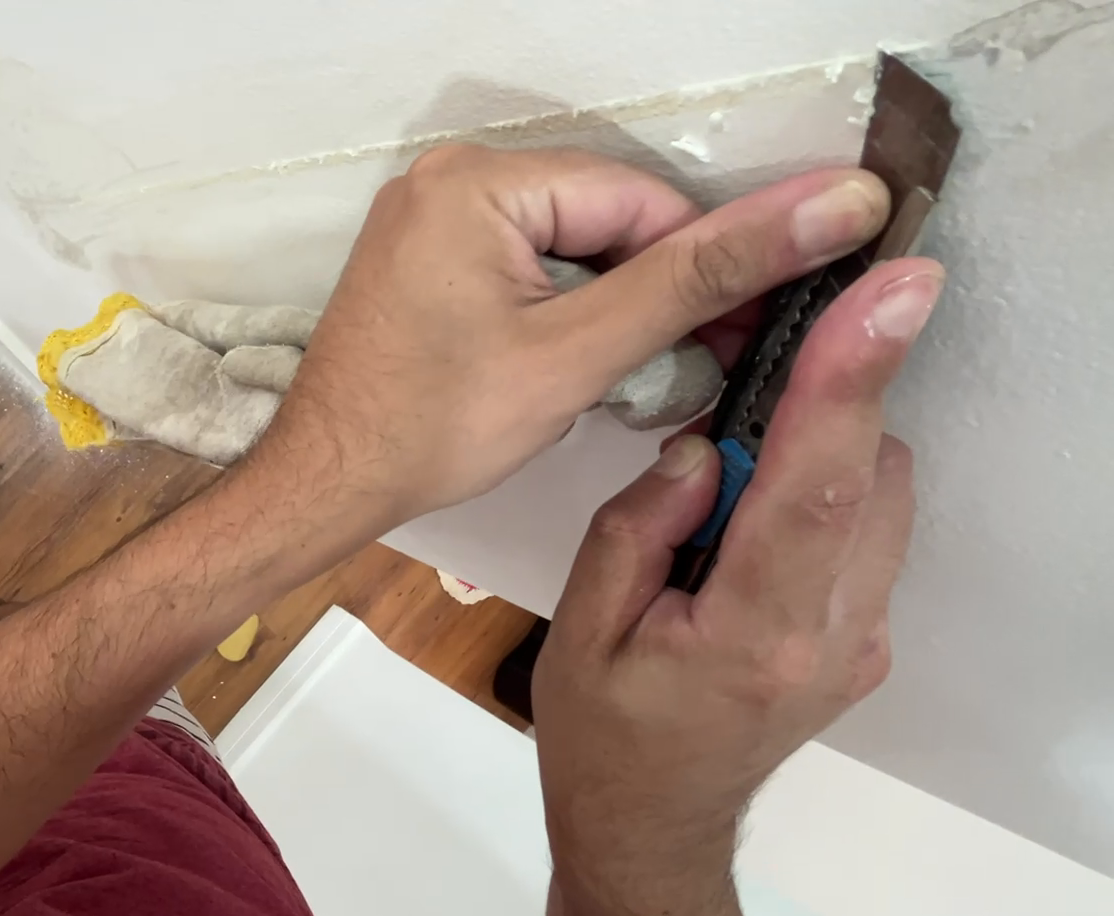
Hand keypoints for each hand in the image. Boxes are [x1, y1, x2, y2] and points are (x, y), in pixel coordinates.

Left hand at [253, 145, 892, 531]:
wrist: (326, 480)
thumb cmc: (430, 428)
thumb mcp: (574, 353)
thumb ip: (698, 278)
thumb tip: (840, 203)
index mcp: (474, 182)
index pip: (637, 198)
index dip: (702, 264)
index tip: (746, 326)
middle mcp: (439, 182)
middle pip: (593, 218)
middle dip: (642, 289)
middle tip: (681, 361)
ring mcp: (417, 224)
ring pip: (553, 247)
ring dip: (596, 305)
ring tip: (612, 372)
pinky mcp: (410, 264)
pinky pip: (505, 266)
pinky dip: (544, 309)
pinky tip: (555, 361)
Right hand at [533, 255, 943, 890]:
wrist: (646, 825)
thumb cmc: (597, 732)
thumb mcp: (579, 630)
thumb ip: (633, 532)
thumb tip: (697, 454)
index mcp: (753, 632)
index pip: (818, 488)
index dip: (850, 382)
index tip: (891, 291)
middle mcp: (836, 632)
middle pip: (869, 478)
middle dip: (815, 415)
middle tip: (723, 416)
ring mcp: (863, 641)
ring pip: (877, 501)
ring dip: (811, 460)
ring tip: (716, 490)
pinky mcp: (861, 642)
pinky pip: (860, 536)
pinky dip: (811, 500)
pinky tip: (735, 533)